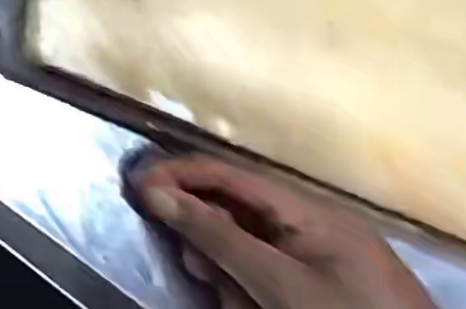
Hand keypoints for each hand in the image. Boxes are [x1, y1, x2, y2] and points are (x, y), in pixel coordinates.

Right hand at [129, 154, 435, 308]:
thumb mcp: (277, 285)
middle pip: (232, 203)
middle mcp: (317, 221)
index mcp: (312, 210)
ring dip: (221, 261)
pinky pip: (269, 264)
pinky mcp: (331, 283)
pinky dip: (247, 280)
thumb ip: (212, 233)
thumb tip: (148, 187)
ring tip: (218, 290)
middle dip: (201, 227)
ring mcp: (327, 254)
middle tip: (183, 254)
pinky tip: (242, 303)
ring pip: (246, 237)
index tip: (134, 188)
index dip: (174, 173)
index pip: (224, 170)